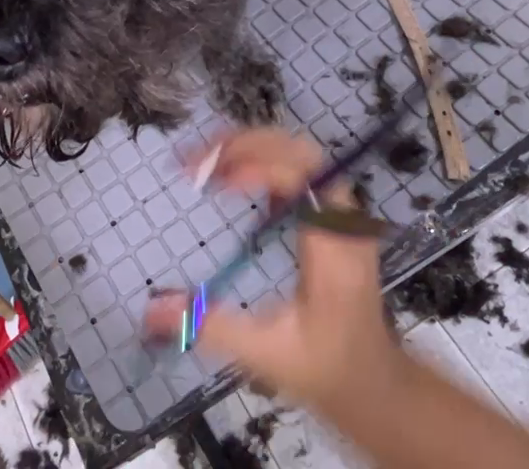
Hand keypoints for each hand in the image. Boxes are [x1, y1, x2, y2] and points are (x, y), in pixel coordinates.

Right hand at [148, 130, 405, 415]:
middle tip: (197, 162)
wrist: (374, 382)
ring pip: (300, 154)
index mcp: (333, 247)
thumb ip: (212, 327)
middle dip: (246, 146)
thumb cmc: (324, 367)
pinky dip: (263, 161)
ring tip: (206, 161)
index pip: (302, 178)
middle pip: (300, 153)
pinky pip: (300, 169)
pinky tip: (231, 177)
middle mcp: (344, 220)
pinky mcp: (333, 216)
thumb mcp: (265, 353)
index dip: (257, 165)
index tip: (214, 181)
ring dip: (252, 148)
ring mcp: (343, 214)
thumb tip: (153, 307)